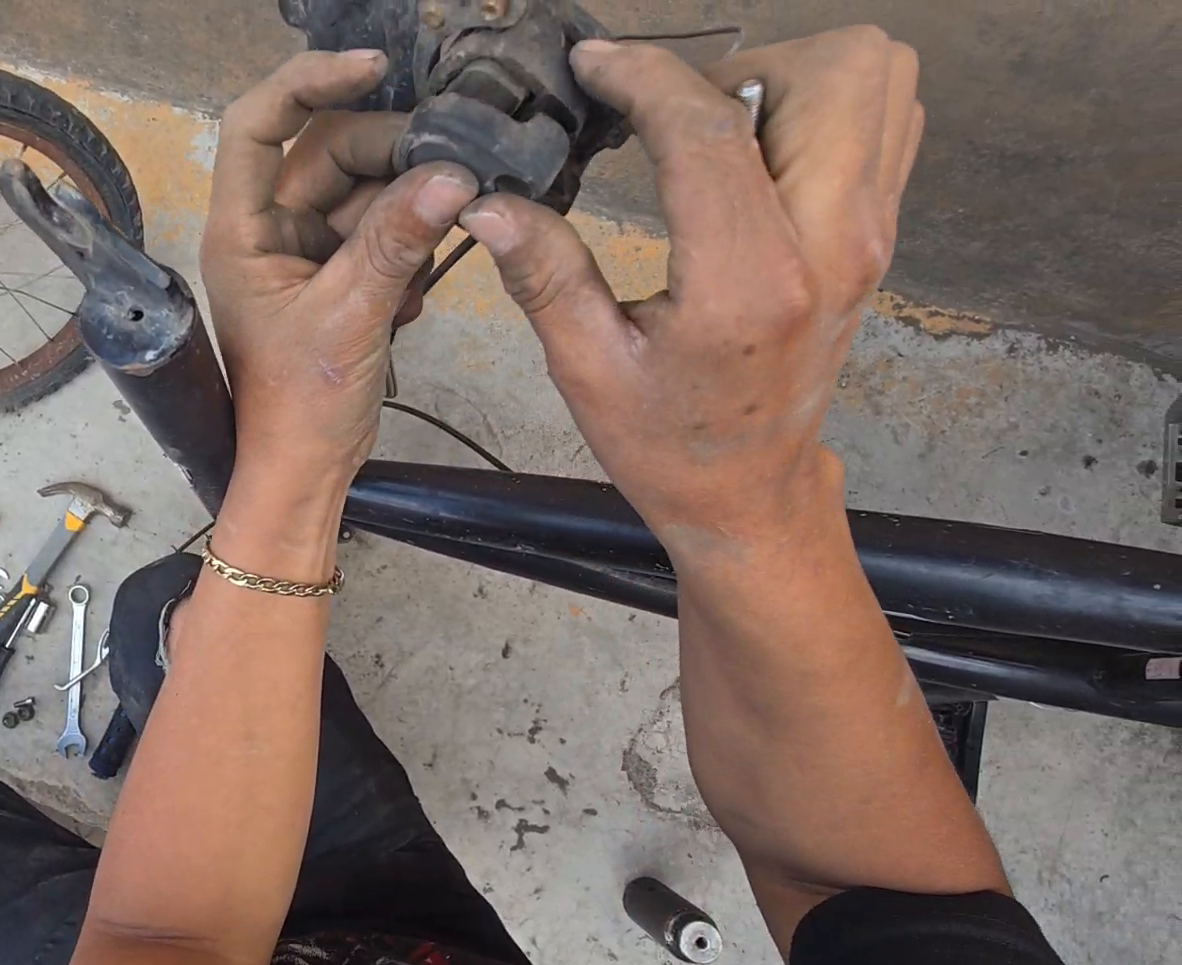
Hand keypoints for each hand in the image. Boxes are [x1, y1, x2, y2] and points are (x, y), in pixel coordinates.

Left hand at [202, 50, 478, 486]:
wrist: (307, 466)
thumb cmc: (302, 404)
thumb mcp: (349, 317)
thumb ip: (394, 243)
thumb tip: (452, 174)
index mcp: (242, 233)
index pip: (257, 124)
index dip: (309, 82)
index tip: (376, 69)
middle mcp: (270, 233)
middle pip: (331, 153)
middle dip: (390, 163)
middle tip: (448, 182)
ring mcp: (306, 256)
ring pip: (365, 195)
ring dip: (405, 219)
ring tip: (423, 269)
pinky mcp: (338, 280)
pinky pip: (380, 237)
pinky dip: (406, 256)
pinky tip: (408, 304)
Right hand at [457, 27, 922, 563]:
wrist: (745, 489)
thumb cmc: (660, 442)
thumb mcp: (585, 368)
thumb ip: (546, 276)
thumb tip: (491, 204)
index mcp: (746, 282)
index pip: (709, 131)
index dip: (643, 78)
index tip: (593, 64)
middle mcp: (833, 243)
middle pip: (834, 69)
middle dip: (735, 70)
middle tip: (665, 123)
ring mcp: (873, 234)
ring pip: (877, 78)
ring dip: (785, 81)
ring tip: (709, 138)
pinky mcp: (880, 236)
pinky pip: (885, 118)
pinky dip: (819, 108)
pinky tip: (751, 161)